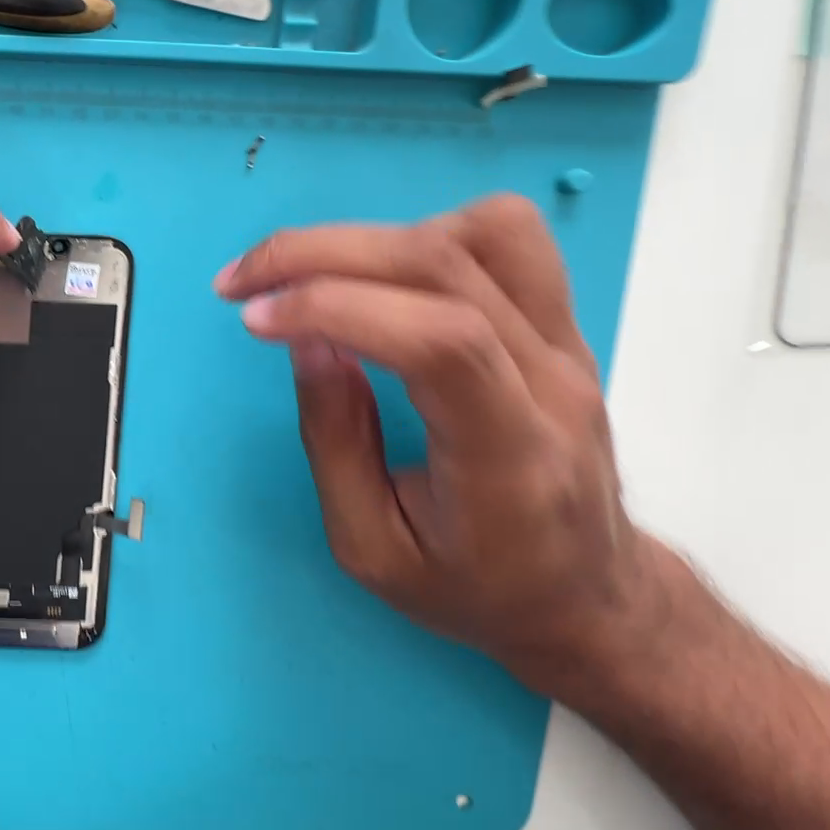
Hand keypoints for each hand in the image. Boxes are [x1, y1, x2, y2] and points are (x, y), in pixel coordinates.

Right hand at [216, 195, 660, 687]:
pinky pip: (504, 240)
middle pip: (446, 262)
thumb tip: (306, 339)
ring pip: (488, 231)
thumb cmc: (475, 588)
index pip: (439, 339)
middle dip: (319, 253)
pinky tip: (375, 280)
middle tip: (241, 280)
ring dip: (377, 239)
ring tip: (315, 280)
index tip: (252, 317)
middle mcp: (553, 381)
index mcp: (509, 454)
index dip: (333, 307)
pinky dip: (421, 237)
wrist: (588, 598)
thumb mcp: (372, 547)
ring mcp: (569, 344)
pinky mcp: (563, 326)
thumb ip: (335, 441)